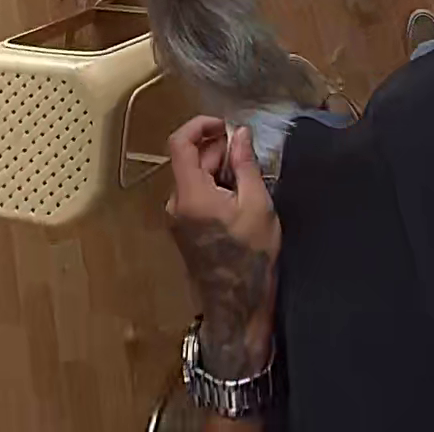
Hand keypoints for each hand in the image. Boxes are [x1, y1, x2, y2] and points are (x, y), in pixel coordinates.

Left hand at [166, 116, 278, 378]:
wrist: (238, 308)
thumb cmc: (250, 256)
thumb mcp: (257, 204)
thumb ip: (245, 163)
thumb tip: (240, 133)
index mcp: (190, 194)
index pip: (180, 142)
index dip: (200, 124)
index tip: (225, 125)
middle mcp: (176, 203)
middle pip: (191, 159)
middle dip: (219, 149)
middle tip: (249, 157)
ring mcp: (178, 217)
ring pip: (195, 175)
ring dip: (219, 168)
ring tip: (248, 181)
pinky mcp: (184, 228)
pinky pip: (196, 193)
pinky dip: (215, 185)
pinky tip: (238, 198)